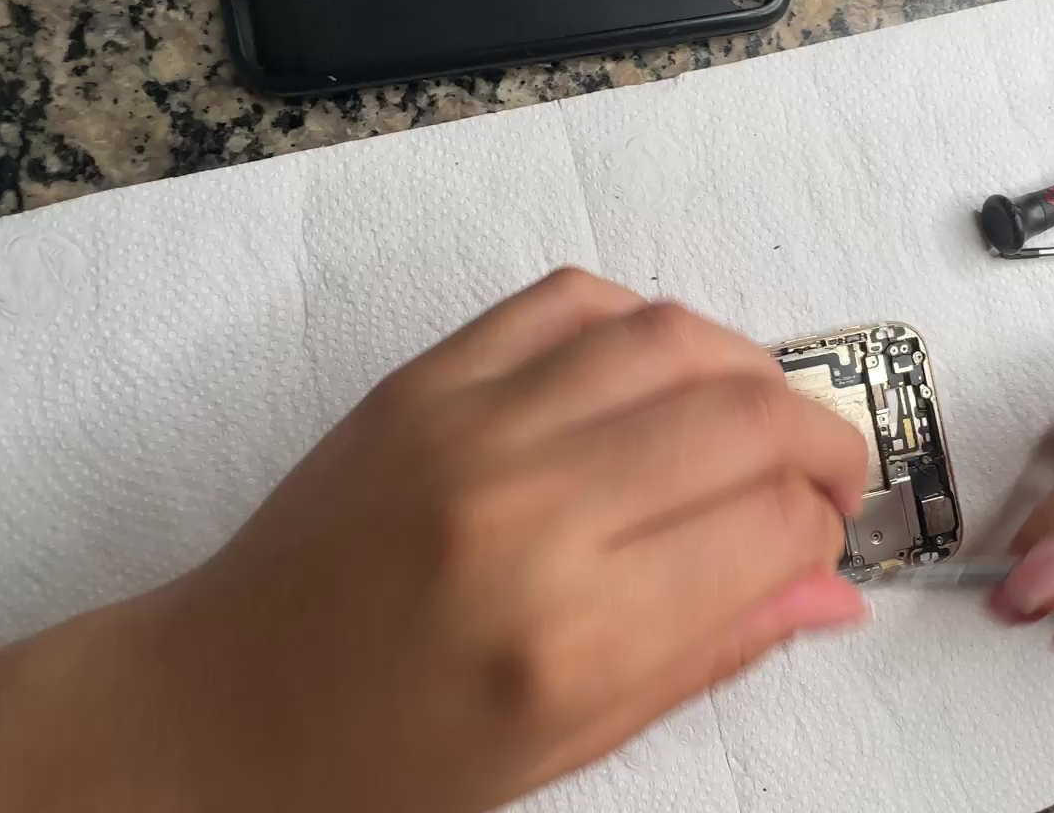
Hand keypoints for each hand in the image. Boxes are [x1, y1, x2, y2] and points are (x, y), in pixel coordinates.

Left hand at [135, 269, 870, 811]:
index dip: (821, 526)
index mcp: (572, 635)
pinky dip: (645, 320)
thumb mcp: (575, 740)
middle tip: (824, 467)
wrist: (219, 706)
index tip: (819, 535)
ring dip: (749, 365)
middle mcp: (530, 510)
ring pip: (671, 336)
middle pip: (741, 415)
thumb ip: (719, 649)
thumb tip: (834, 590)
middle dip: (820, 434)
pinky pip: (573, 297)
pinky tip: (659, 368)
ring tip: (757, 411)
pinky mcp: (429, 374)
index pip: (767, 530)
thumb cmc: (397, 756)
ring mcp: (471, 421)